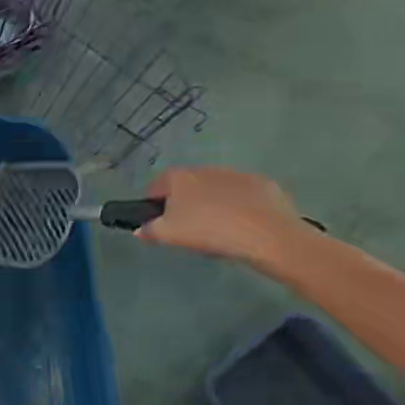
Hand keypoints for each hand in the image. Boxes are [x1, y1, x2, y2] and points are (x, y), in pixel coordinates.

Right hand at [138, 166, 315, 267]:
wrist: (265, 233)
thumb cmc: (209, 231)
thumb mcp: (170, 235)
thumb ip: (150, 230)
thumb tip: (139, 229)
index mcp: (179, 178)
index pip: (156, 187)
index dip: (152, 205)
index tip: (158, 224)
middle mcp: (205, 169)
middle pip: (187, 187)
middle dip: (185, 204)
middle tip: (189, 230)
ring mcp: (235, 174)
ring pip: (215, 190)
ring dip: (212, 204)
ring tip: (219, 231)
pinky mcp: (261, 184)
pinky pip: (242, 196)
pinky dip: (239, 207)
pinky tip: (243, 226)